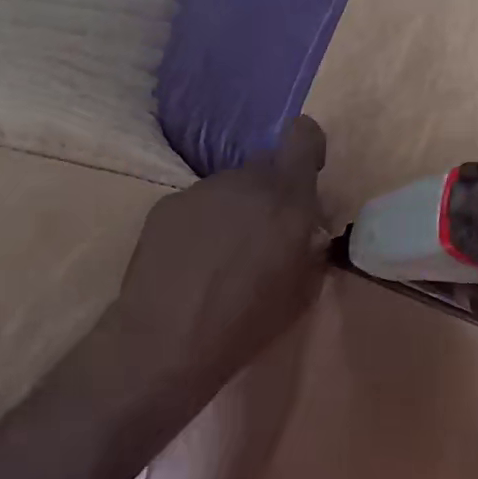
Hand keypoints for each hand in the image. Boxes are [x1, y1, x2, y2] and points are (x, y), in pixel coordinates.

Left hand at [110, 116, 329, 395]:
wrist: (166, 341)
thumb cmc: (247, 322)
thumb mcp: (301, 289)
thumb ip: (311, 246)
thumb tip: (310, 229)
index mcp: (288, 200)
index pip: (303, 138)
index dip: (307, 147)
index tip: (306, 173)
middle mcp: (247, 182)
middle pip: (266, 165)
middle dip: (271, 190)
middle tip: (263, 231)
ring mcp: (203, 189)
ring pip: (230, 186)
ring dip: (235, 208)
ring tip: (221, 253)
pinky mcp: (168, 203)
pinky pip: (198, 203)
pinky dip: (202, 222)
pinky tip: (190, 259)